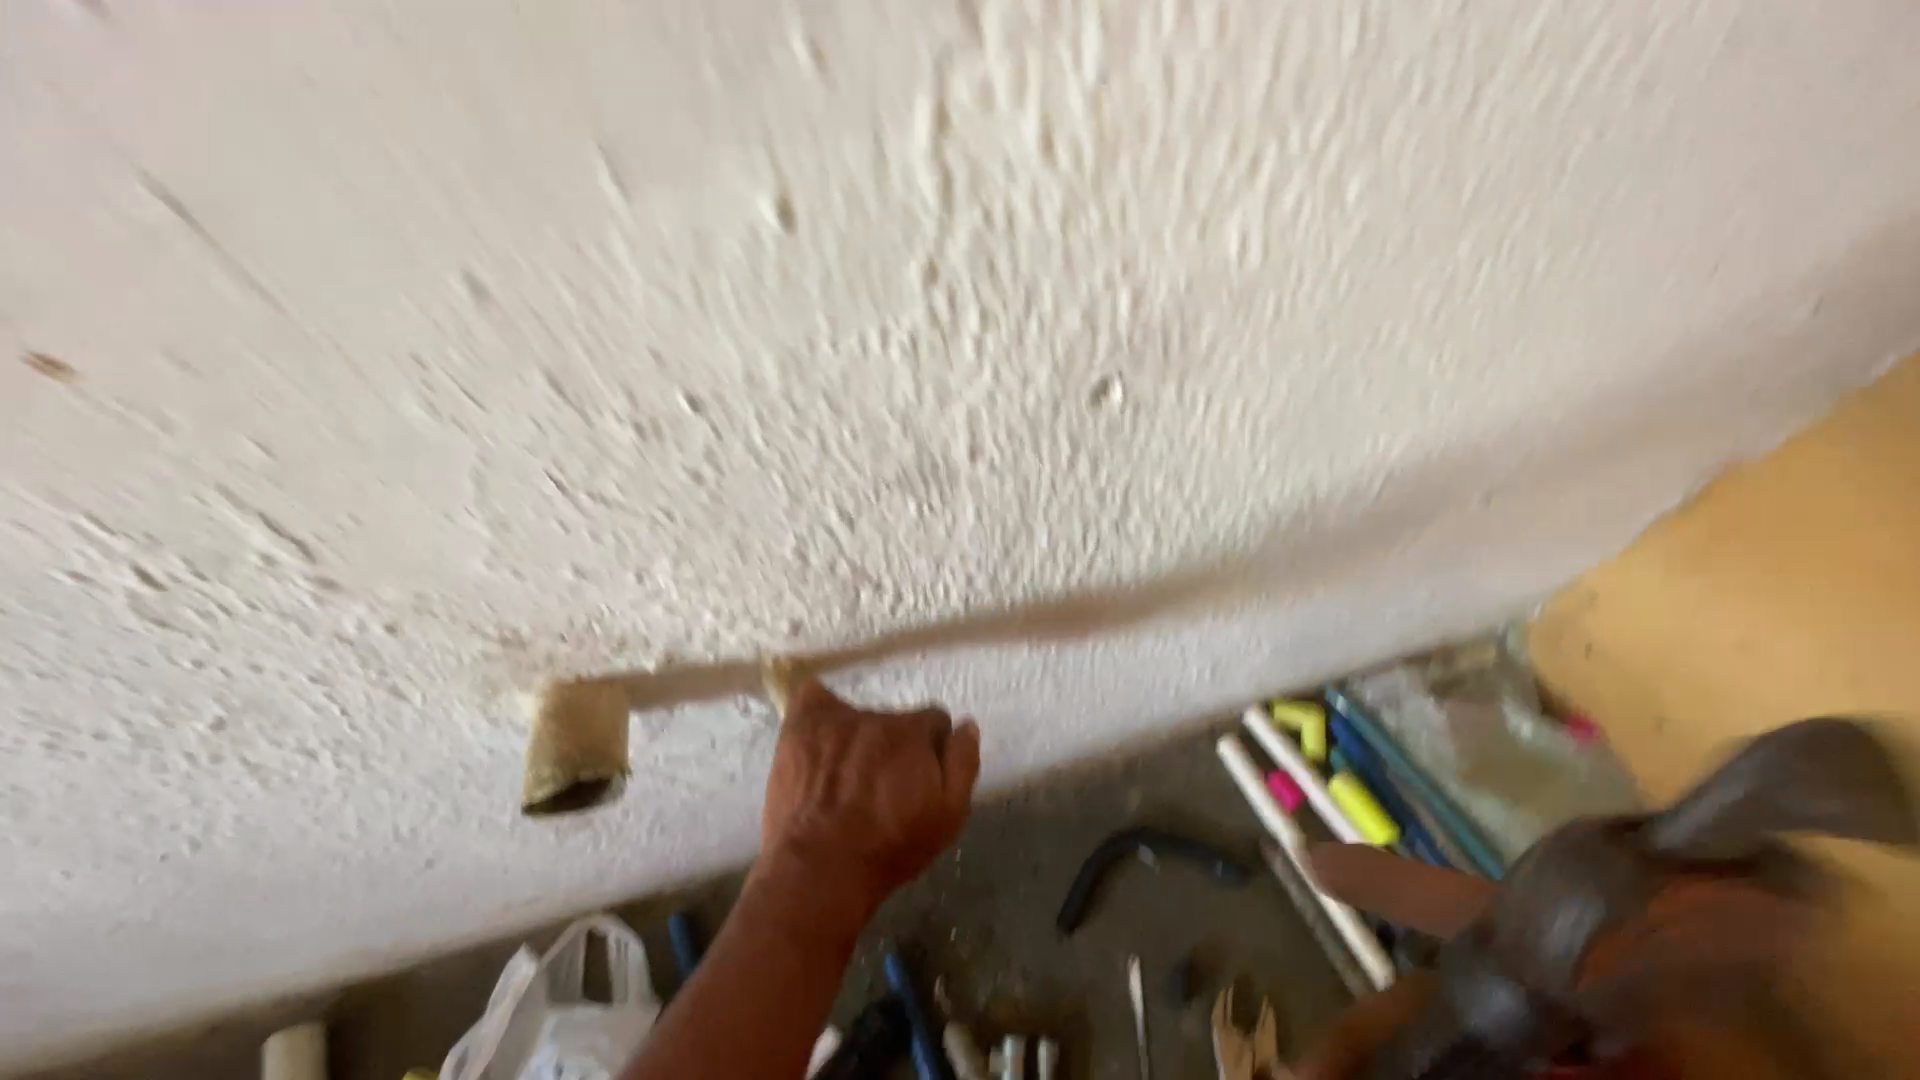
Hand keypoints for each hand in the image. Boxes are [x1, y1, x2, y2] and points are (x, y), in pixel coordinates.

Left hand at [758, 678, 980, 917]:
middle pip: (894, 721)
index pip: (933, 721)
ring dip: (858, 739)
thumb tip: (967, 724)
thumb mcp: (949, 816)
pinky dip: (819, 712)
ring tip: (844, 776)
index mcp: (914, 733)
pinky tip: (818, 736)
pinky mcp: (801, 727)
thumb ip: (963, 764)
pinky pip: (813, 698)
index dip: (930, 750)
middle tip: (880, 786)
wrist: (819, 869)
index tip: (918, 778)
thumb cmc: (890, 848)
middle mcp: (876, 717)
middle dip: (894, 747)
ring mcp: (835, 720)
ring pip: (856, 717)